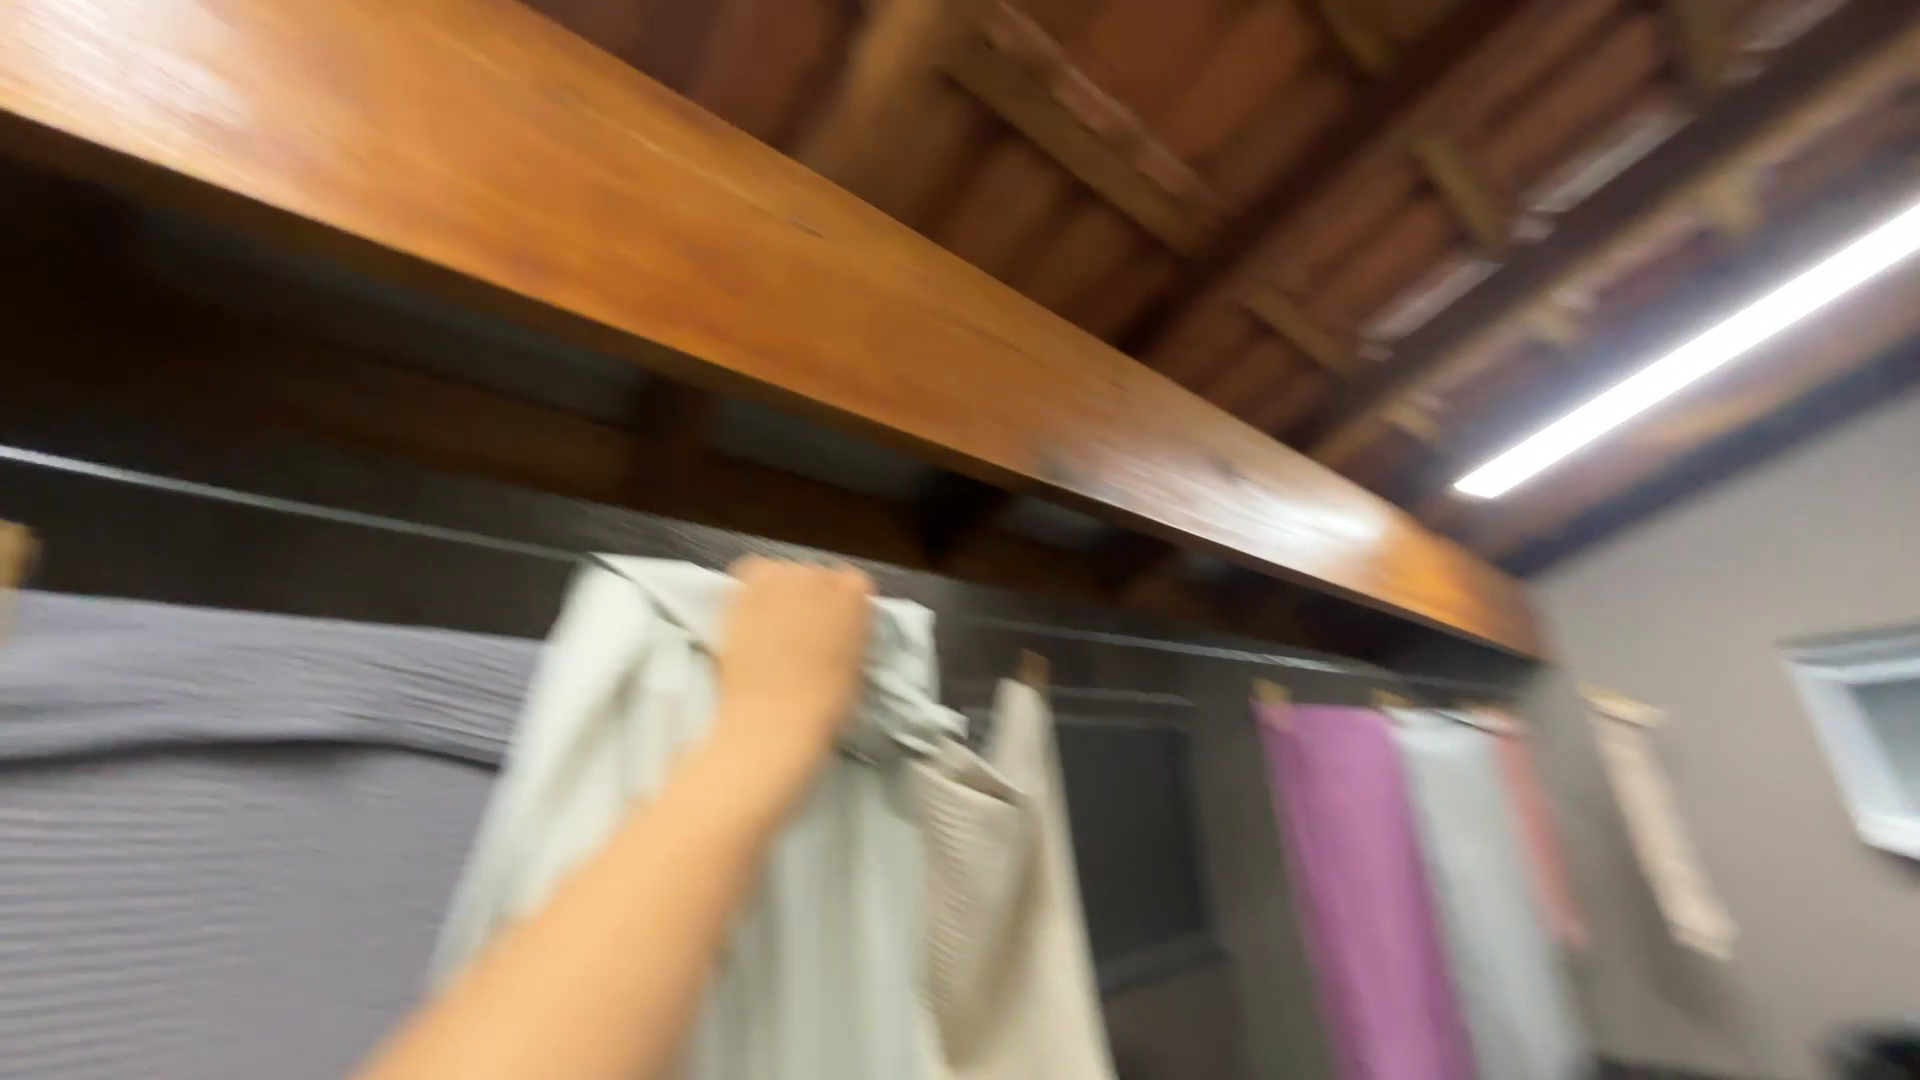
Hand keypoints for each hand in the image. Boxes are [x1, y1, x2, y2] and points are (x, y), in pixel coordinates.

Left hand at [710, 557, 873, 777]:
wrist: (776, 718)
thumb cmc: (827, 702)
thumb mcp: (856, 662)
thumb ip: (850, 634)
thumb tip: (837, 630)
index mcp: (856, 596)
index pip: (855, 583)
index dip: (846, 605)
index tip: (838, 627)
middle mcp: (820, 578)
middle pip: (819, 574)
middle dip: (814, 595)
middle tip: (805, 627)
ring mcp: (781, 581)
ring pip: (785, 570)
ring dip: (784, 588)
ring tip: (776, 618)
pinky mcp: (745, 591)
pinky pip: (752, 572)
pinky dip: (754, 586)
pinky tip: (753, 610)